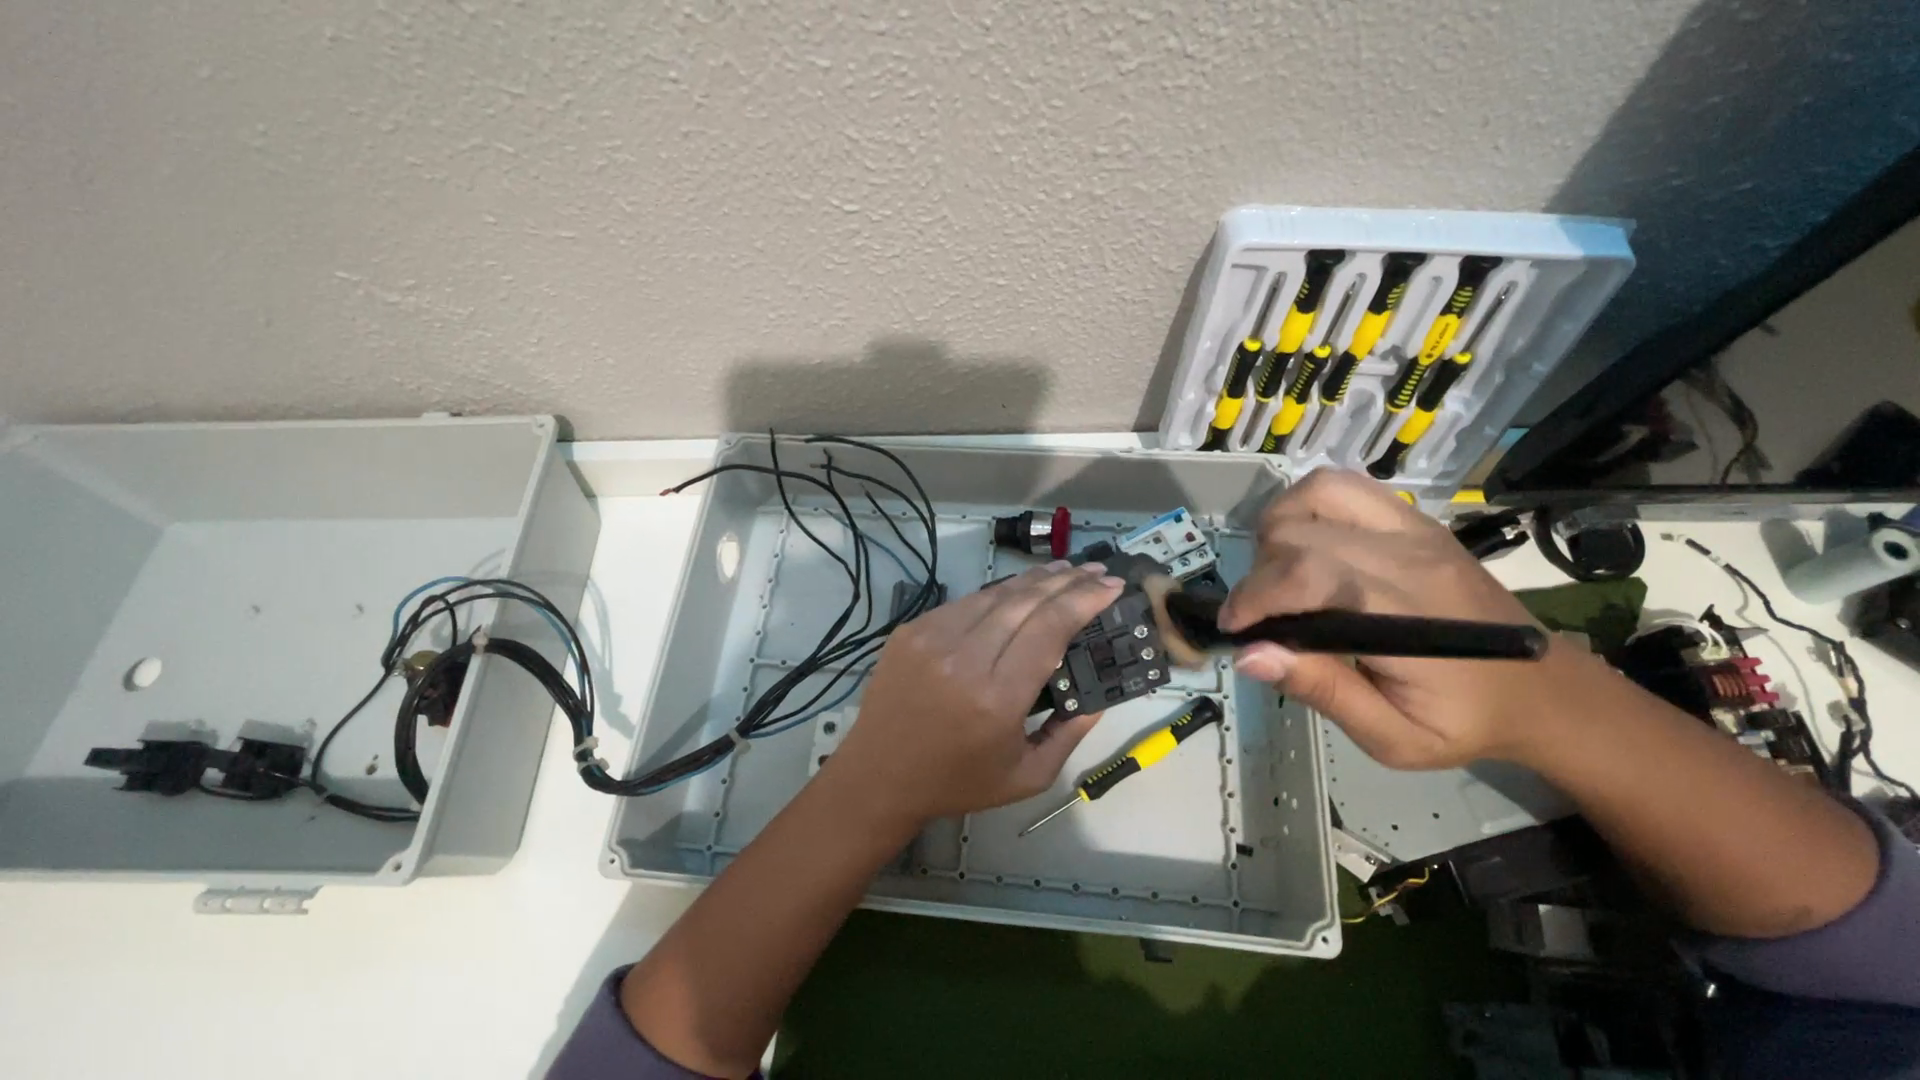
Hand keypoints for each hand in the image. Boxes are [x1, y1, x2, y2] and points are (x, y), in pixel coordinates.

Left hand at [828, 561, 1123, 821]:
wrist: (878, 777)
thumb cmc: (958, 782)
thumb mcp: (1027, 776)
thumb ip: (1070, 734)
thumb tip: (1101, 696)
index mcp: (997, 698)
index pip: (1049, 628)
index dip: (1084, 600)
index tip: (1112, 585)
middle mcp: (963, 660)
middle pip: (1026, 602)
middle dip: (1067, 581)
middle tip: (1096, 571)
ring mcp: (931, 640)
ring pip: (994, 594)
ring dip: (1034, 579)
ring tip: (1064, 572)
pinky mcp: (910, 632)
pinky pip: (964, 603)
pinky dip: (997, 594)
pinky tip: (1018, 591)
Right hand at [1219, 469, 1579, 768]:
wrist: (1543, 690)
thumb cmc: (1464, 721)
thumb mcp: (1394, 738)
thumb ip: (1324, 692)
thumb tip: (1250, 655)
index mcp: (1403, 612)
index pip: (1305, 575)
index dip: (1254, 596)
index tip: (1234, 629)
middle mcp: (1407, 555)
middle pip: (1300, 531)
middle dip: (1259, 572)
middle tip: (1263, 616)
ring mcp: (1414, 528)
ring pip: (1318, 490)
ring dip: (1279, 526)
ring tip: (1278, 573)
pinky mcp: (1416, 520)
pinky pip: (1346, 486)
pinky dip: (1308, 506)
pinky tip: (1306, 546)